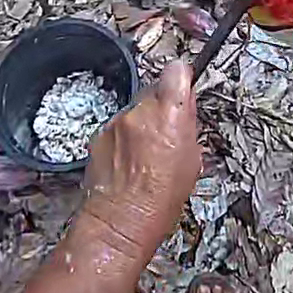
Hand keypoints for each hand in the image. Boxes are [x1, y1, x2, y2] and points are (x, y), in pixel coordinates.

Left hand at [77, 61, 200, 261]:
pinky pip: (118, 127)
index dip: (181, 78)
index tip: (183, 89)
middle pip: (154, 90)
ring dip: (141, 123)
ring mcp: (117, 121)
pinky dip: (124, 138)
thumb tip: (184, 106)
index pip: (177, 70)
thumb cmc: (161, 198)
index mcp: (170, 113)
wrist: (121, 222)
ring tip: (146, 154)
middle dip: (161, 106)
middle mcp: (141, 111)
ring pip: (135, 110)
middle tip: (167, 132)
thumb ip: (187, 124)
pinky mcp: (99, 134)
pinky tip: (128, 161)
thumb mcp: (193, 159)